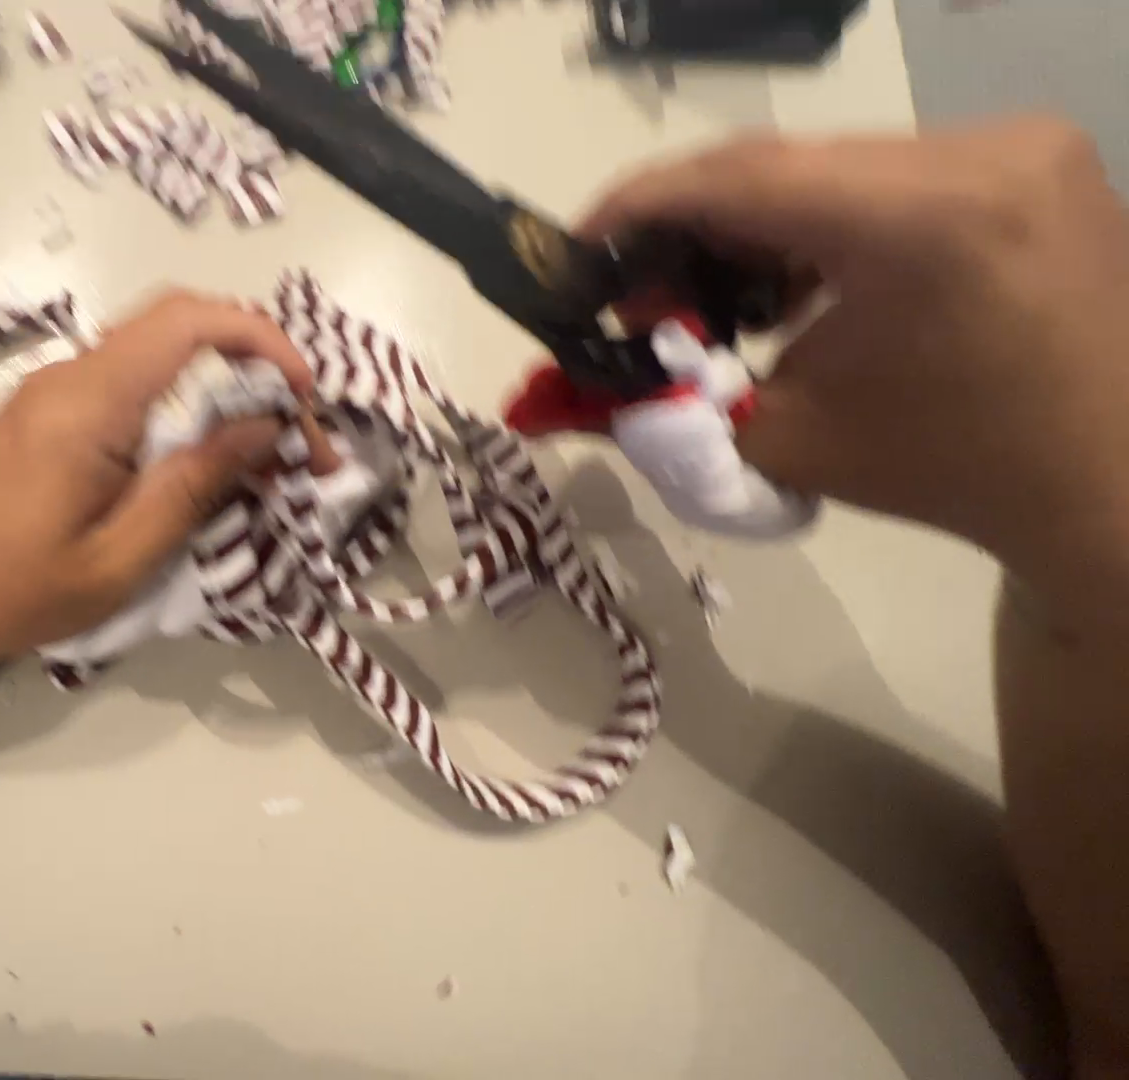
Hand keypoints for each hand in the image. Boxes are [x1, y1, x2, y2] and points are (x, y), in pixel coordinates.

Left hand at [0, 290, 337, 668]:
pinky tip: (201, 467)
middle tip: (297, 446)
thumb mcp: (119, 558)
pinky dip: (180, 414)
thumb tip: (261, 428)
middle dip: (253, 373)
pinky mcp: (46, 417)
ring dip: (219, 397)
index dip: (260, 340)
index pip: (188, 322)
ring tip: (264, 464)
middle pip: (179, 331)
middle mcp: (69, 378)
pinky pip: (128, 392)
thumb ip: (192, 485)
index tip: (302, 397)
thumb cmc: (12, 590)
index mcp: (88, 402)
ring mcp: (52, 393)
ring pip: (157, 362)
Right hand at [584, 118, 1128, 601]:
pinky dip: (790, 224)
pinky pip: (861, 175)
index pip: (738, 178)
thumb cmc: (937, 465)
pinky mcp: (1013, 162)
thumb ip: (656, 403)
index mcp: (921, 221)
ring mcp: (1005, 148)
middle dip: (674, 227)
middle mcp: (974, 154)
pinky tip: (769, 285)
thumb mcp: (770, 439)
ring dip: (728, 227)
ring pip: (809, 167)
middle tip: (625, 298)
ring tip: (691, 301)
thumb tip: (547, 401)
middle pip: (769, 165)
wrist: (1103, 473)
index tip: (573, 248)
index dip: (635, 206)